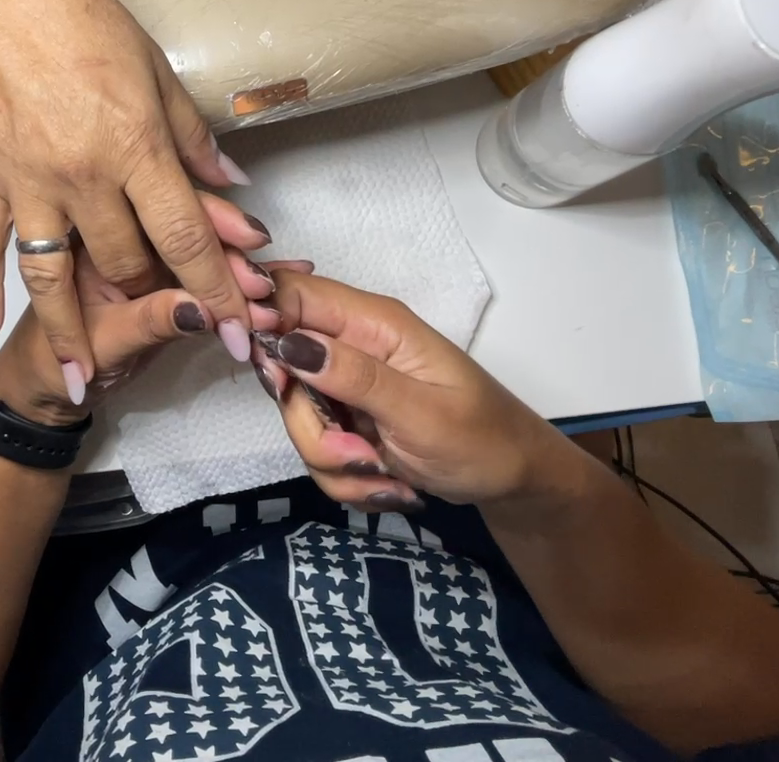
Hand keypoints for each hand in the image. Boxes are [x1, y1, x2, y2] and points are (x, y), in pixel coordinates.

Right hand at [0, 0, 251, 400]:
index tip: (244, 333)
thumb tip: (233, 187)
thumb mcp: (153, 69)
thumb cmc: (75, 14)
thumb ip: (192, 139)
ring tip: (85, 378)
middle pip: (128, 262)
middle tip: (184, 328)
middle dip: (161, 299)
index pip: (187, 238)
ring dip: (71, 331)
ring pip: (53, 275)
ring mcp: (26, 182)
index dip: (221, 293)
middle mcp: (80, 176)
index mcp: (133, 145)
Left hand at [0, 196, 301, 425]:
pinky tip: (283, 281)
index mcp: (96, 234)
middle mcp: (125, 234)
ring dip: (244, 268)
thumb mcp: (104, 342)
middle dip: (233, 255)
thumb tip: (203, 307)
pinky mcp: (165, 281)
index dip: (208, 237)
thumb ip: (151, 321)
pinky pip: (204, 276)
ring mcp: (148, 258)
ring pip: (202, 251)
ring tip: (287, 282)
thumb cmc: (53, 363)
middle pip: (187, 229)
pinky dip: (240, 283)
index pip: (158, 221)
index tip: (249, 260)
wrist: (43, 389)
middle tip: (267, 283)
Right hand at [249, 271, 588, 511]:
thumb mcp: (422, 412)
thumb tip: (287, 341)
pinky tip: (385, 482)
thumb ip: (354, 375)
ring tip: (383, 473)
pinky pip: (314, 447)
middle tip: (356, 452)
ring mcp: (344, 385)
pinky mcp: (344, 420)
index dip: (264, 325)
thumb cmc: (483, 439)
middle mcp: (350, 346)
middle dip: (309, 423)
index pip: (291, 293)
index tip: (276, 381)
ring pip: (295, 415)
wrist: (514, 485)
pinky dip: (342, 475)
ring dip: (331, 459)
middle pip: (282, 368)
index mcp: (371, 323)